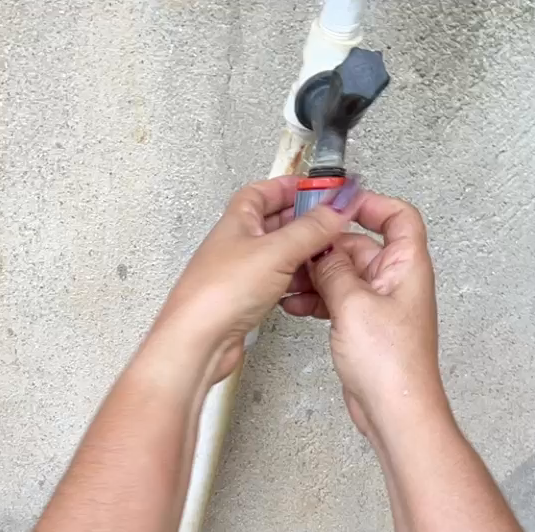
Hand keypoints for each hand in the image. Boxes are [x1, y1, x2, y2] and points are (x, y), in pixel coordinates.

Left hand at [148, 175, 357, 385]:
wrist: (198, 342)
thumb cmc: (218, 294)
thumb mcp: (276, 251)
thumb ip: (311, 228)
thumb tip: (336, 207)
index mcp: (236, 221)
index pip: (263, 191)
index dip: (290, 186)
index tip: (317, 187)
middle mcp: (236, 246)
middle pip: (274, 223)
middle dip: (303, 221)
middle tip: (330, 221)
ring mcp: (240, 275)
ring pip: (277, 256)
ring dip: (301, 254)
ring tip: (325, 255)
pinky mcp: (245, 302)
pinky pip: (275, 284)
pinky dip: (293, 282)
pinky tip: (306, 286)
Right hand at [282, 192, 443, 444]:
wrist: (393, 408)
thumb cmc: (390, 364)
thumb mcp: (354, 305)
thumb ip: (334, 271)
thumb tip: (323, 249)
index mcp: (406, 267)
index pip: (397, 218)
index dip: (371, 205)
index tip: (339, 204)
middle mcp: (395, 283)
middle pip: (360, 247)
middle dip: (328, 248)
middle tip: (298, 249)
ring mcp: (378, 307)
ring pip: (344, 276)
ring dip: (318, 277)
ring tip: (291, 281)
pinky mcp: (363, 329)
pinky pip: (338, 302)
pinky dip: (318, 300)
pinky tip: (297, 305)